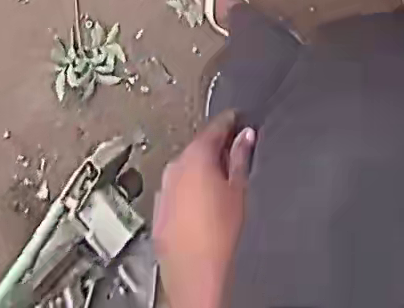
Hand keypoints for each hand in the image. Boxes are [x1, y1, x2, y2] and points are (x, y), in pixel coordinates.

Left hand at [154, 110, 255, 307]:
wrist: (198, 282)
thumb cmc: (221, 240)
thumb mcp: (240, 190)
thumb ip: (241, 156)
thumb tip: (245, 136)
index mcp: (196, 156)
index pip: (216, 125)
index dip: (232, 121)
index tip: (241, 120)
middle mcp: (174, 168)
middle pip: (199, 146)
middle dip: (217, 148)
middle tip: (236, 153)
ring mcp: (163, 191)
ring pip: (185, 169)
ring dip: (201, 170)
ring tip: (222, 184)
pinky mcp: (159, 213)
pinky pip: (175, 191)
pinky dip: (188, 191)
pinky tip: (203, 207)